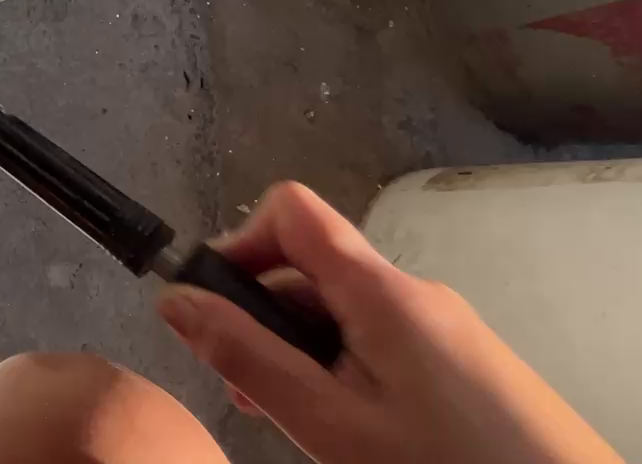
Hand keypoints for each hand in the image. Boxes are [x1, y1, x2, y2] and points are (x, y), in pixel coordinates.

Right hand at [157, 182, 621, 463]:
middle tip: (247, 390)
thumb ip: (246, 356)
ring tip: (296, 422)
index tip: (218, 302)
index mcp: (383, 291)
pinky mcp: (470, 368)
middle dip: (261, 318)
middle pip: (308, 270)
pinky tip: (350, 430)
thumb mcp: (333, 426)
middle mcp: (416, 295)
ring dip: (298, 352)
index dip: (241, 240)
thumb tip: (170, 298)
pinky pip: (380, 343)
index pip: (291, 211)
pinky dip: (342, 371)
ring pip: (340, 314)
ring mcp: (447, 332)